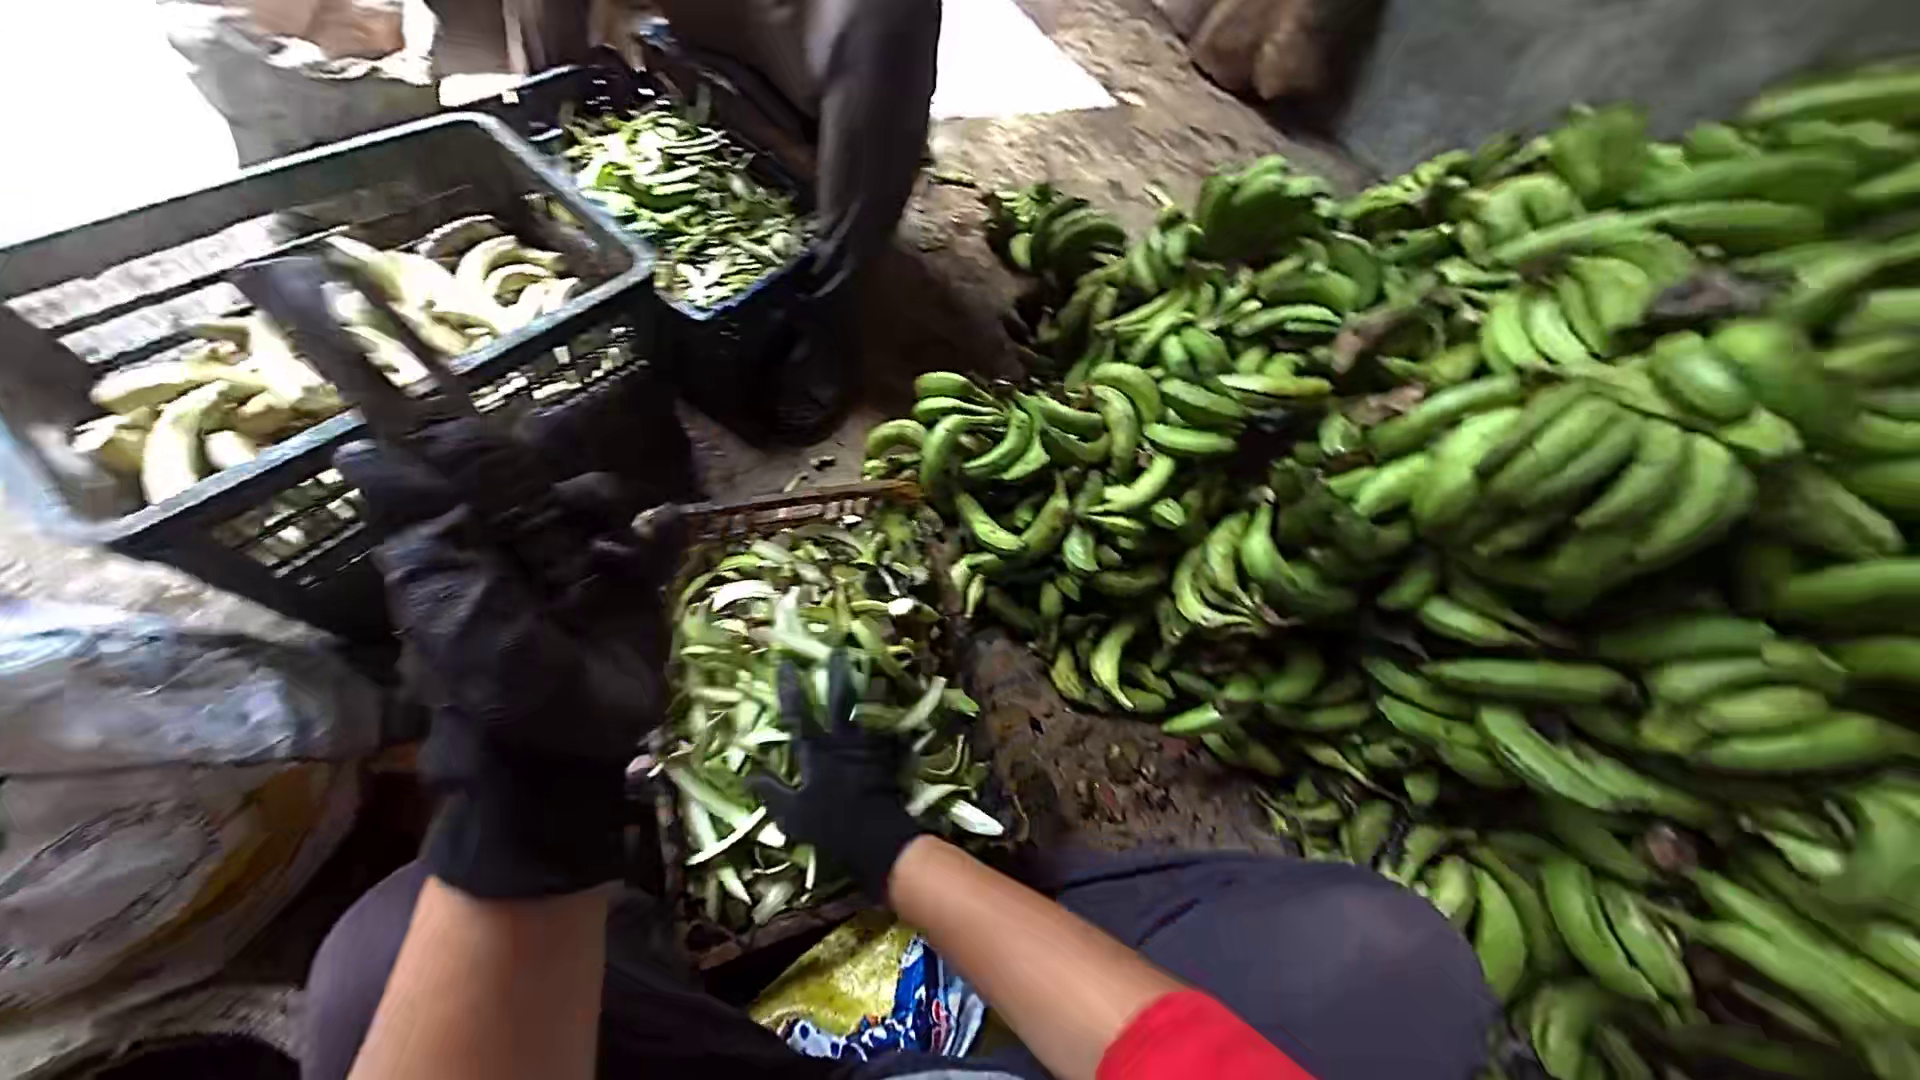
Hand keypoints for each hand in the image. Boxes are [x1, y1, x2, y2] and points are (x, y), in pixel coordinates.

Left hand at [337, 417, 685, 898]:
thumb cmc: (495, 683)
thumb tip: (361, 455)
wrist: (570, 748)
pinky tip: (663, 528)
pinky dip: (661, 530)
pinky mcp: (635, 587)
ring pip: (597, 502)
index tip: (487, 420)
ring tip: (610, 538)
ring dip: (603, 502)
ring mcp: (583, 567)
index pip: (467, 478)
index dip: (475, 444)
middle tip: (561, 486)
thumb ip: (425, 534)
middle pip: (540, 479)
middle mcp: (523, 550)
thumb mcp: (447, 607)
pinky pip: (652, 541)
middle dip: (553, 469)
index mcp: (467, 550)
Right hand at [751, 650, 922, 901]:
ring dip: (872, 689)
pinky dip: (896, 720)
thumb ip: (771, 791)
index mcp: (816, 751)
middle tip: (838, 651)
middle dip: (837, 674)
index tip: (785, 664)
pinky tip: (902, 709)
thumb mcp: (791, 815)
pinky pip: (894, 731)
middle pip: (839, 699)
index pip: (798, 714)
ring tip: (876, 669)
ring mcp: (869, 745)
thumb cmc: (829, 826)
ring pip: (870, 708)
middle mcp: (842, 740)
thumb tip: (749, 773)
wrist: (876, 835)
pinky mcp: (889, 754)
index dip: (790, 689)